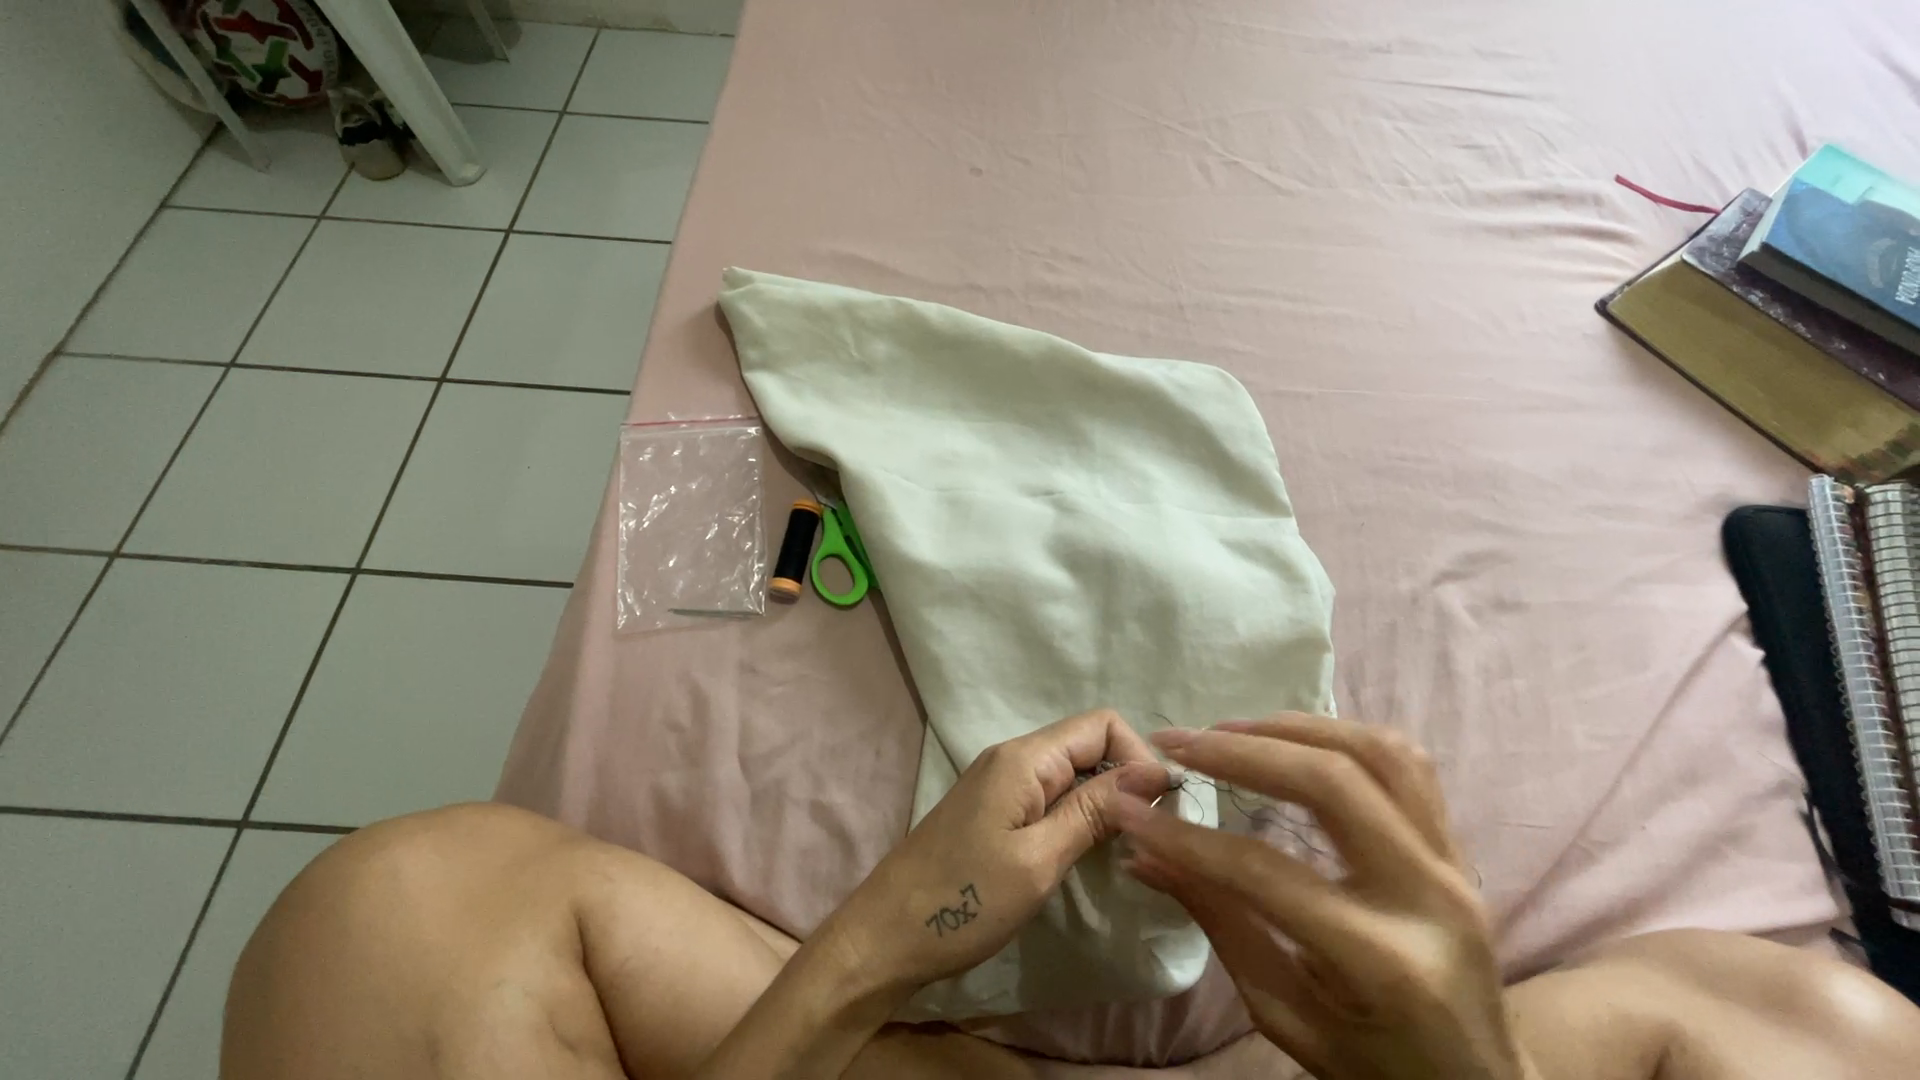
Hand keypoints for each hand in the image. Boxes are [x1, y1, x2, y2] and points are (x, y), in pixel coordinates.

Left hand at [820, 709, 1171, 992]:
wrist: (886, 935)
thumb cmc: (964, 901)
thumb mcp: (1039, 860)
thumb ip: (1093, 812)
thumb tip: (1152, 773)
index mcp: (1023, 758)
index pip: (1101, 724)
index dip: (1139, 757)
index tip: (1161, 809)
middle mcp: (1011, 757)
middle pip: (1087, 743)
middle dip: (1126, 778)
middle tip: (1151, 832)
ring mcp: (999, 784)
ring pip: (1071, 771)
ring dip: (1104, 799)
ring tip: (1127, 844)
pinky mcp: (993, 810)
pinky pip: (1049, 794)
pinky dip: (1077, 813)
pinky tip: (1089, 849)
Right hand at [1112, 714, 1536, 1079]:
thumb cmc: (1374, 1066)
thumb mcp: (1285, 1014)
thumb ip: (1219, 923)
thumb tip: (1143, 857)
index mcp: (1383, 960)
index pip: (1265, 873)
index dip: (1186, 837)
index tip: (1130, 809)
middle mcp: (1430, 895)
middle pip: (1332, 783)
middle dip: (1240, 753)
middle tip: (1177, 743)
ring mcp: (1454, 862)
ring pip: (1377, 753)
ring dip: (1292, 728)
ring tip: (1226, 730)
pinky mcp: (1457, 845)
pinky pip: (1406, 763)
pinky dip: (1341, 734)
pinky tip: (1291, 738)